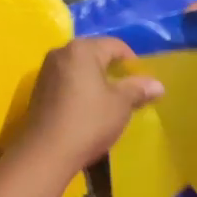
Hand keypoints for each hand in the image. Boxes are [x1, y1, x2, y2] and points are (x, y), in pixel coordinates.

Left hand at [15, 37, 164, 173]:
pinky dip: (80, 88)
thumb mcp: (120, 105)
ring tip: (109, 101)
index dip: (132, 61)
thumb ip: (138, 89)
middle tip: (127, 92)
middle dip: (113, 69)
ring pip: (79, 67)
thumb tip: (158, 84)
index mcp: (82, 49)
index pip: (115, 45)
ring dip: (95, 80)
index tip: (142, 83)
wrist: (46, 151)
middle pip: (95, 53)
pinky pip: (66, 79)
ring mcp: (47, 69)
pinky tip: (87, 108)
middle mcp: (61, 51)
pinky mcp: (39, 88)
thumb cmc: (89, 121)